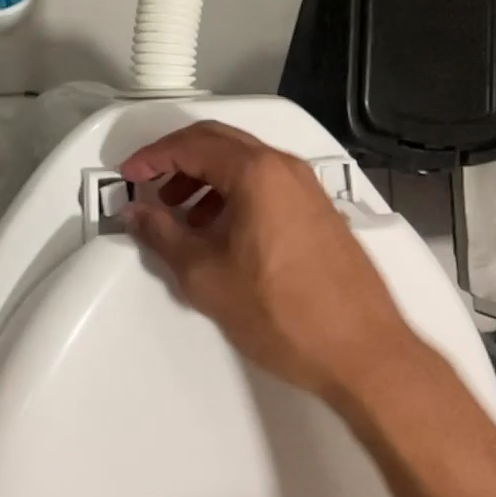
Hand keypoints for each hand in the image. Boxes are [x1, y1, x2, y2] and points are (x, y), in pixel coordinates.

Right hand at [119, 121, 421, 406]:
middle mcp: (285, 169)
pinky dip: (231, 192)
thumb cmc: (289, 315)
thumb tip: (137, 215)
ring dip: (204, 177)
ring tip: (179, 213)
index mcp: (257, 173)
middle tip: (148, 182)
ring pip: (242, 162)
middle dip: (176, 159)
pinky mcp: (318, 212)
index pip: (191, 145)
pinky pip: (264, 183)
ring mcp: (307, 189)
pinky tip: (217, 230)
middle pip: (218, 142)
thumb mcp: (205, 275)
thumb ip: (163, 235)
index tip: (130, 173)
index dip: (152, 156)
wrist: (364, 355)